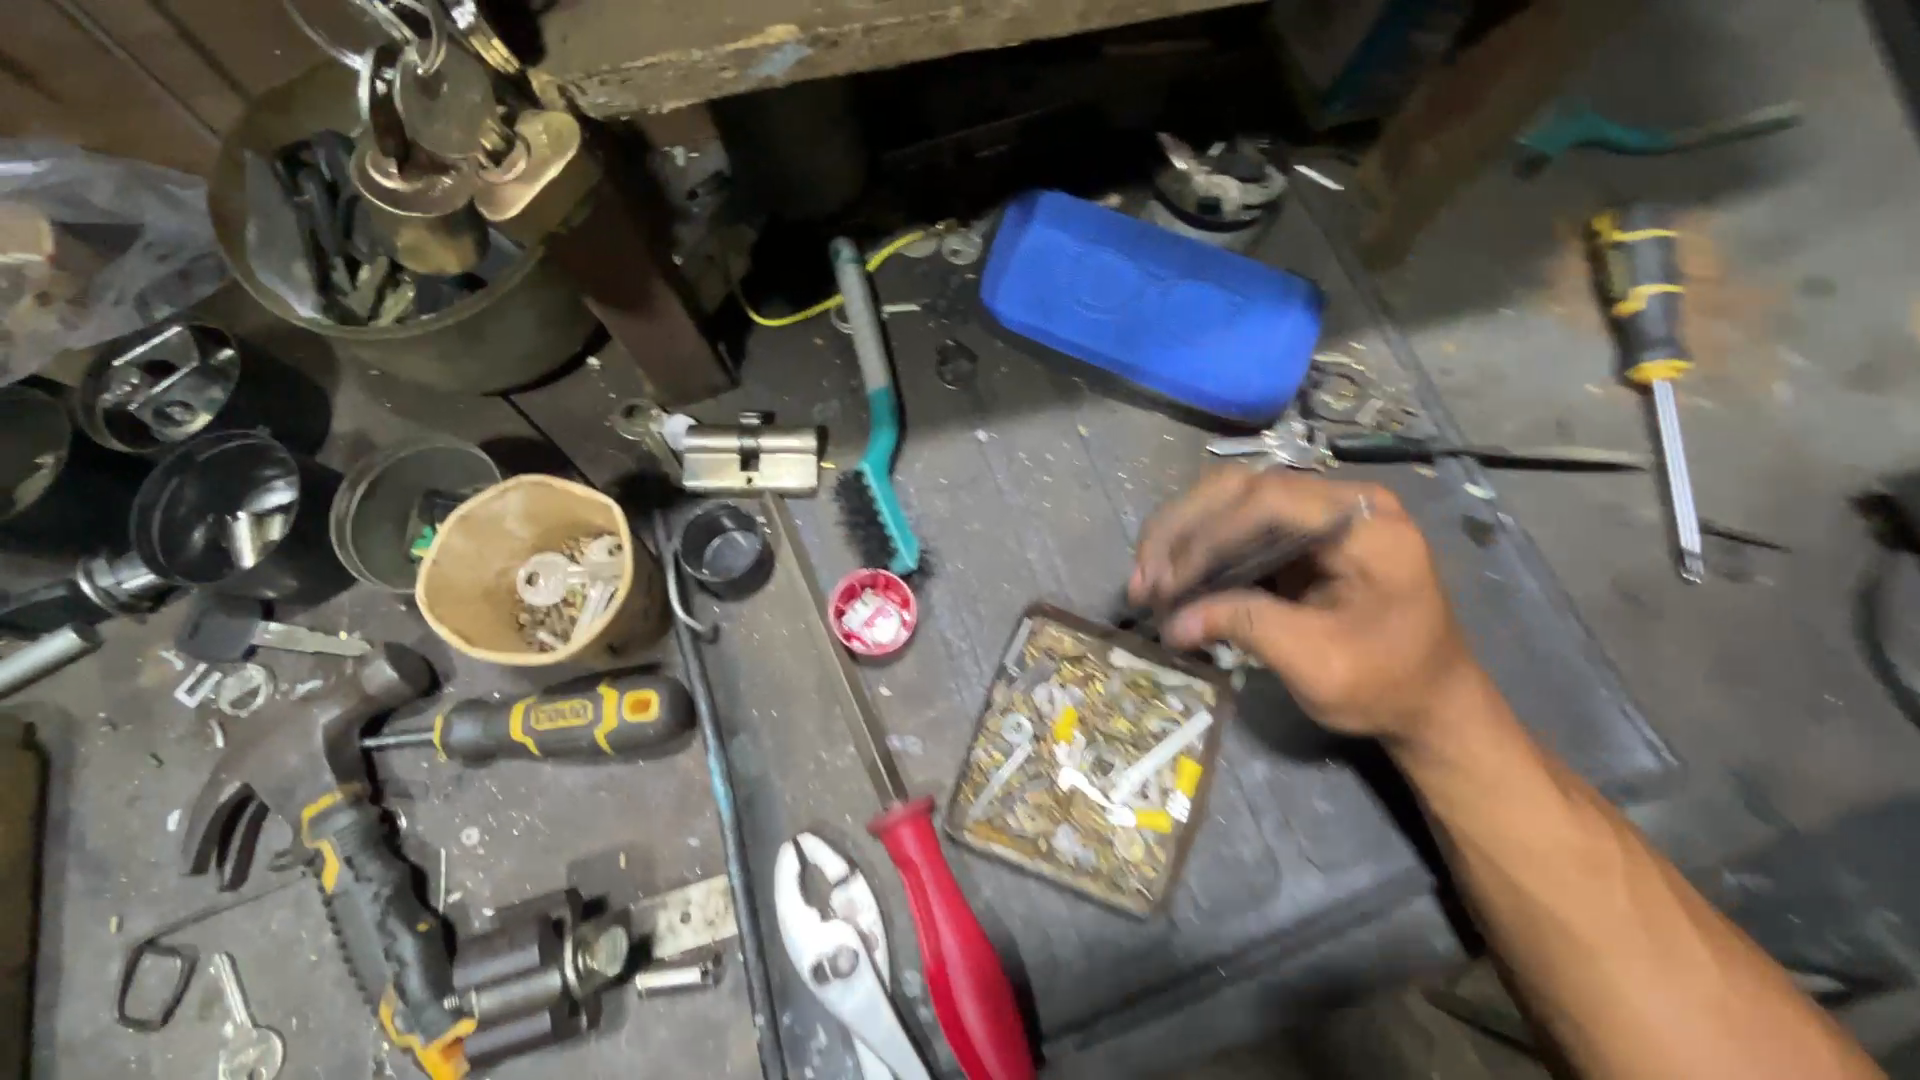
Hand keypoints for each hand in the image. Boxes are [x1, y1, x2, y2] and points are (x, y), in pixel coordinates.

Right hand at [1129, 467, 1485, 742]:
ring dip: (1179, 539)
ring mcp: (1314, 517)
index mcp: (1366, 524)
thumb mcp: (1319, 662)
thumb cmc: (1388, 685)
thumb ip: (1247, 627)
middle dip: (1183, 532)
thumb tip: (1172, 623)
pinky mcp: (1293, 539)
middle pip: (1241, 490)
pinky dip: (1195, 554)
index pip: (1270, 500)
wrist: (1428, 704)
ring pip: (1228, 503)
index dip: (1209, 534)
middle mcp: (1340, 504)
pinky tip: (1168, 581)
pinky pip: (1233, 529)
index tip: (1170, 582)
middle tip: (1143, 580)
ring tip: (1144, 583)